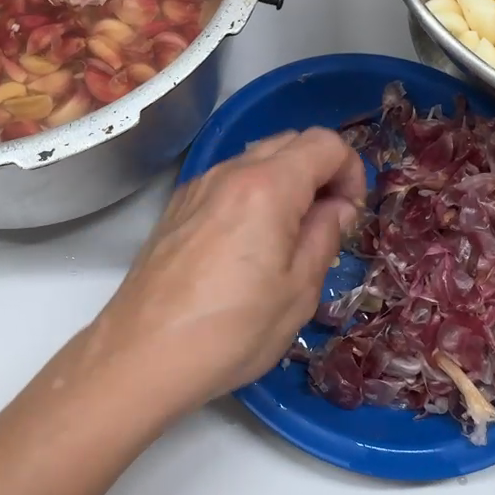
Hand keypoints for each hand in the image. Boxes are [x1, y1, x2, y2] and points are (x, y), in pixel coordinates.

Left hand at [83, 128, 367, 415]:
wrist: (144, 352)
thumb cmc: (231, 330)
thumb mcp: (298, 291)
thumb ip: (325, 235)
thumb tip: (337, 207)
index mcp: (267, 186)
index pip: (324, 143)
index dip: (350, 171)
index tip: (351, 213)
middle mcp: (229, 172)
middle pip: (289, 142)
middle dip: (319, 171)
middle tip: (326, 224)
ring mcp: (198, 186)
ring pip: (255, 158)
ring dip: (284, 181)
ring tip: (288, 237)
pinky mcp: (178, 206)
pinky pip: (226, 181)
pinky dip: (251, 193)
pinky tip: (248, 244)